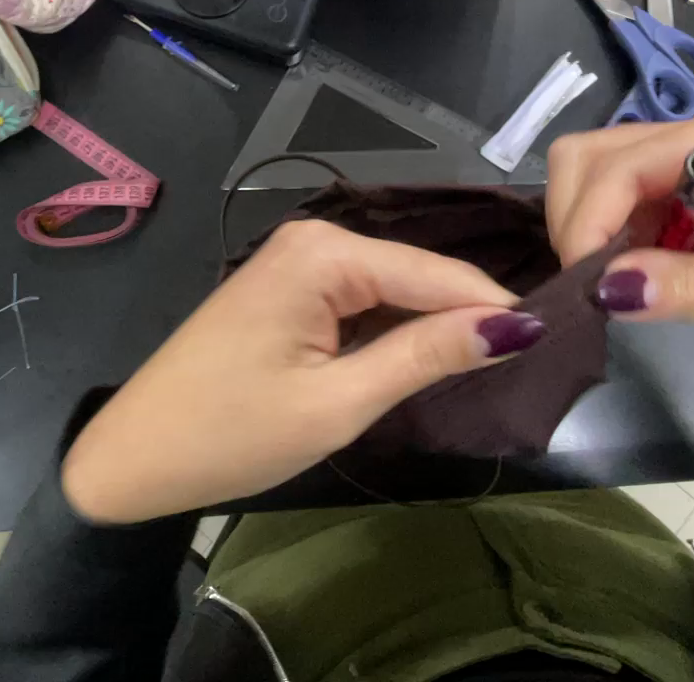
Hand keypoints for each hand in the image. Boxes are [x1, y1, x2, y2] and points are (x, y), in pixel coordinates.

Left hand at [61, 220, 537, 523]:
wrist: (136, 455)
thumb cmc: (231, 433)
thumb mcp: (338, 402)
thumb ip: (425, 356)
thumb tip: (513, 327)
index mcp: (323, 253)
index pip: (435, 272)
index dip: (496, 307)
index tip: (557, 338)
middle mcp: (312, 238)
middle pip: (414, 272)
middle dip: (466, 312)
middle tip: (534, 354)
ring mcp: (297, 260)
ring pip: (390, 285)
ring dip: (434, 321)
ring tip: (498, 355)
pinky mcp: (289, 286)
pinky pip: (360, 296)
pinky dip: (395, 325)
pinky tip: (431, 350)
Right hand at [545, 103, 693, 348]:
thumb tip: (606, 291)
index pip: (626, 161)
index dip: (588, 217)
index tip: (584, 284)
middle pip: (595, 154)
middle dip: (577, 216)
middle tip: (592, 282)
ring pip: (597, 174)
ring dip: (591, 227)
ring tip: (617, 281)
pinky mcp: (689, 189)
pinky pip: (622, 203)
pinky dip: (610, 237)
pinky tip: (637, 272)